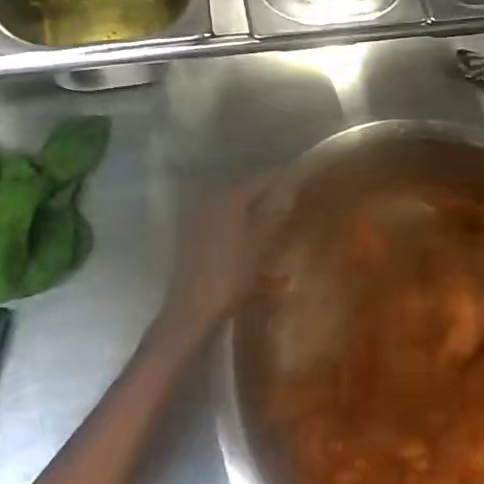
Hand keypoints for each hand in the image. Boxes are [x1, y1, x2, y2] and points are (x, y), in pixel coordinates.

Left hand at [161, 178, 287, 341]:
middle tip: (285, 192)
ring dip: (248, 205)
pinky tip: (246, 229)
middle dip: (262, 190)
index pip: (258, 182)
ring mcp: (197, 219)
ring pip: (229, 204)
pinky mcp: (191, 235)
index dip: (276, 178)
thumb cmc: (228, 277)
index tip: (293, 174)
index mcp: (228, 201)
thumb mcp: (257, 247)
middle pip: (242, 190)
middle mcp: (210, 203)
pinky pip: (219, 217)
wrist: (190, 310)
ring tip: (270, 210)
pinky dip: (235, 219)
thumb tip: (287, 193)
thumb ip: (271, 217)